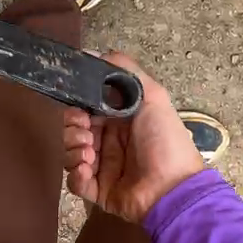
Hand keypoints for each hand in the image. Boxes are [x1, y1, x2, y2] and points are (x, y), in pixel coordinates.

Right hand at [62, 52, 202, 223]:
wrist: (173, 189)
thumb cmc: (165, 141)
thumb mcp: (152, 95)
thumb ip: (125, 71)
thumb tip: (95, 52)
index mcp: (119, 120)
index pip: (85, 108)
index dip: (77, 107)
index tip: (79, 110)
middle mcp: (108, 141)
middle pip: (73, 129)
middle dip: (73, 129)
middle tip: (85, 134)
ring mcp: (102, 167)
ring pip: (70, 153)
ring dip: (74, 151)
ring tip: (90, 156)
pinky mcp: (97, 191)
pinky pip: (74, 181)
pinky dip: (76, 174)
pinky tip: (88, 171)